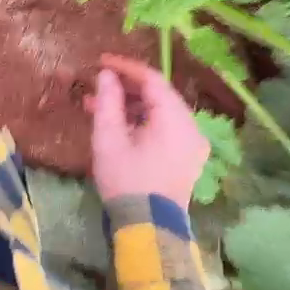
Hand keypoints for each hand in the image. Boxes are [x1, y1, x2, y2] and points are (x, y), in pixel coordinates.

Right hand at [86, 53, 209, 207]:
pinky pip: (165, 127)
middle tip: (97, 85)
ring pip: (161, 111)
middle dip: (126, 87)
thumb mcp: (109, 138)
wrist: (149, 228)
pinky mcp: (187, 157)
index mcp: (175, 121)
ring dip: (131, 105)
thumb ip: (108, 102)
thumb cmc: (126, 180)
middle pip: (159, 94)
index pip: (153, 80)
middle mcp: (191, 129)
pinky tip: (116, 125)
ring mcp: (193, 145)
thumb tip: (106, 76)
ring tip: (98, 106)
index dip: (125, 67)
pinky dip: (142, 120)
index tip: (100, 62)